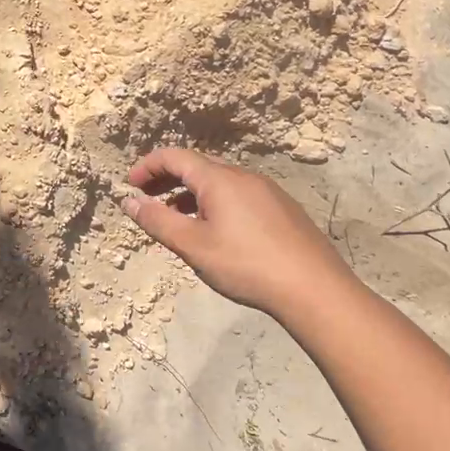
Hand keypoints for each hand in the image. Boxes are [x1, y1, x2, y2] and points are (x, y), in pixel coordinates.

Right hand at [121, 145, 358, 320]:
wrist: (320, 294)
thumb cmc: (247, 265)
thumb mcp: (192, 245)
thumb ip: (156, 220)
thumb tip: (129, 201)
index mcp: (219, 179)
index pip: (173, 156)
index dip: (147, 166)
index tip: (131, 185)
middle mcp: (244, 177)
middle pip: (197, 167)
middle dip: (167, 180)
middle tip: (148, 201)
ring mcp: (269, 193)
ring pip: (220, 183)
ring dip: (191, 194)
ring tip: (179, 220)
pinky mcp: (286, 212)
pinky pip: (240, 197)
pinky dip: (216, 204)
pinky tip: (218, 233)